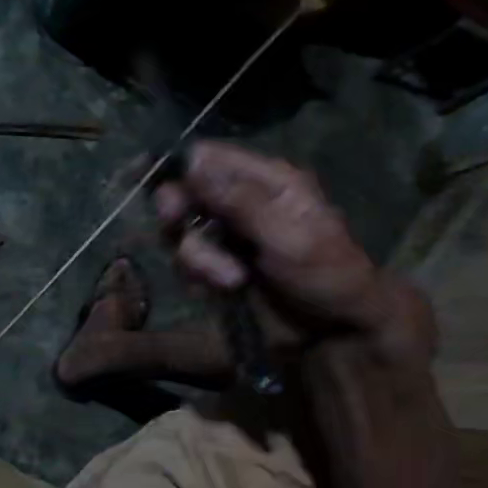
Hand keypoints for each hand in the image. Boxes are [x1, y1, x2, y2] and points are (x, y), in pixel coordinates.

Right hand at [153, 141, 433, 362]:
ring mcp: (226, 236)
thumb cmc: (327, 274)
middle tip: (177, 225)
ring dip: (198, 258)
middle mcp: (239, 202)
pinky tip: (227, 290)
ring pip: (181, 233)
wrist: (339, 330)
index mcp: (264, 181)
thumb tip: (193, 163)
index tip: (147, 176)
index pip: (207, 156)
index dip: (176, 165)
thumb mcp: (288, 235)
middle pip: (183, 192)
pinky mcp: (216, 266)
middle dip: (176, 213)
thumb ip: (238, 200)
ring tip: (232, 279)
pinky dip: (199, 277)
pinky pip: (187, 264)